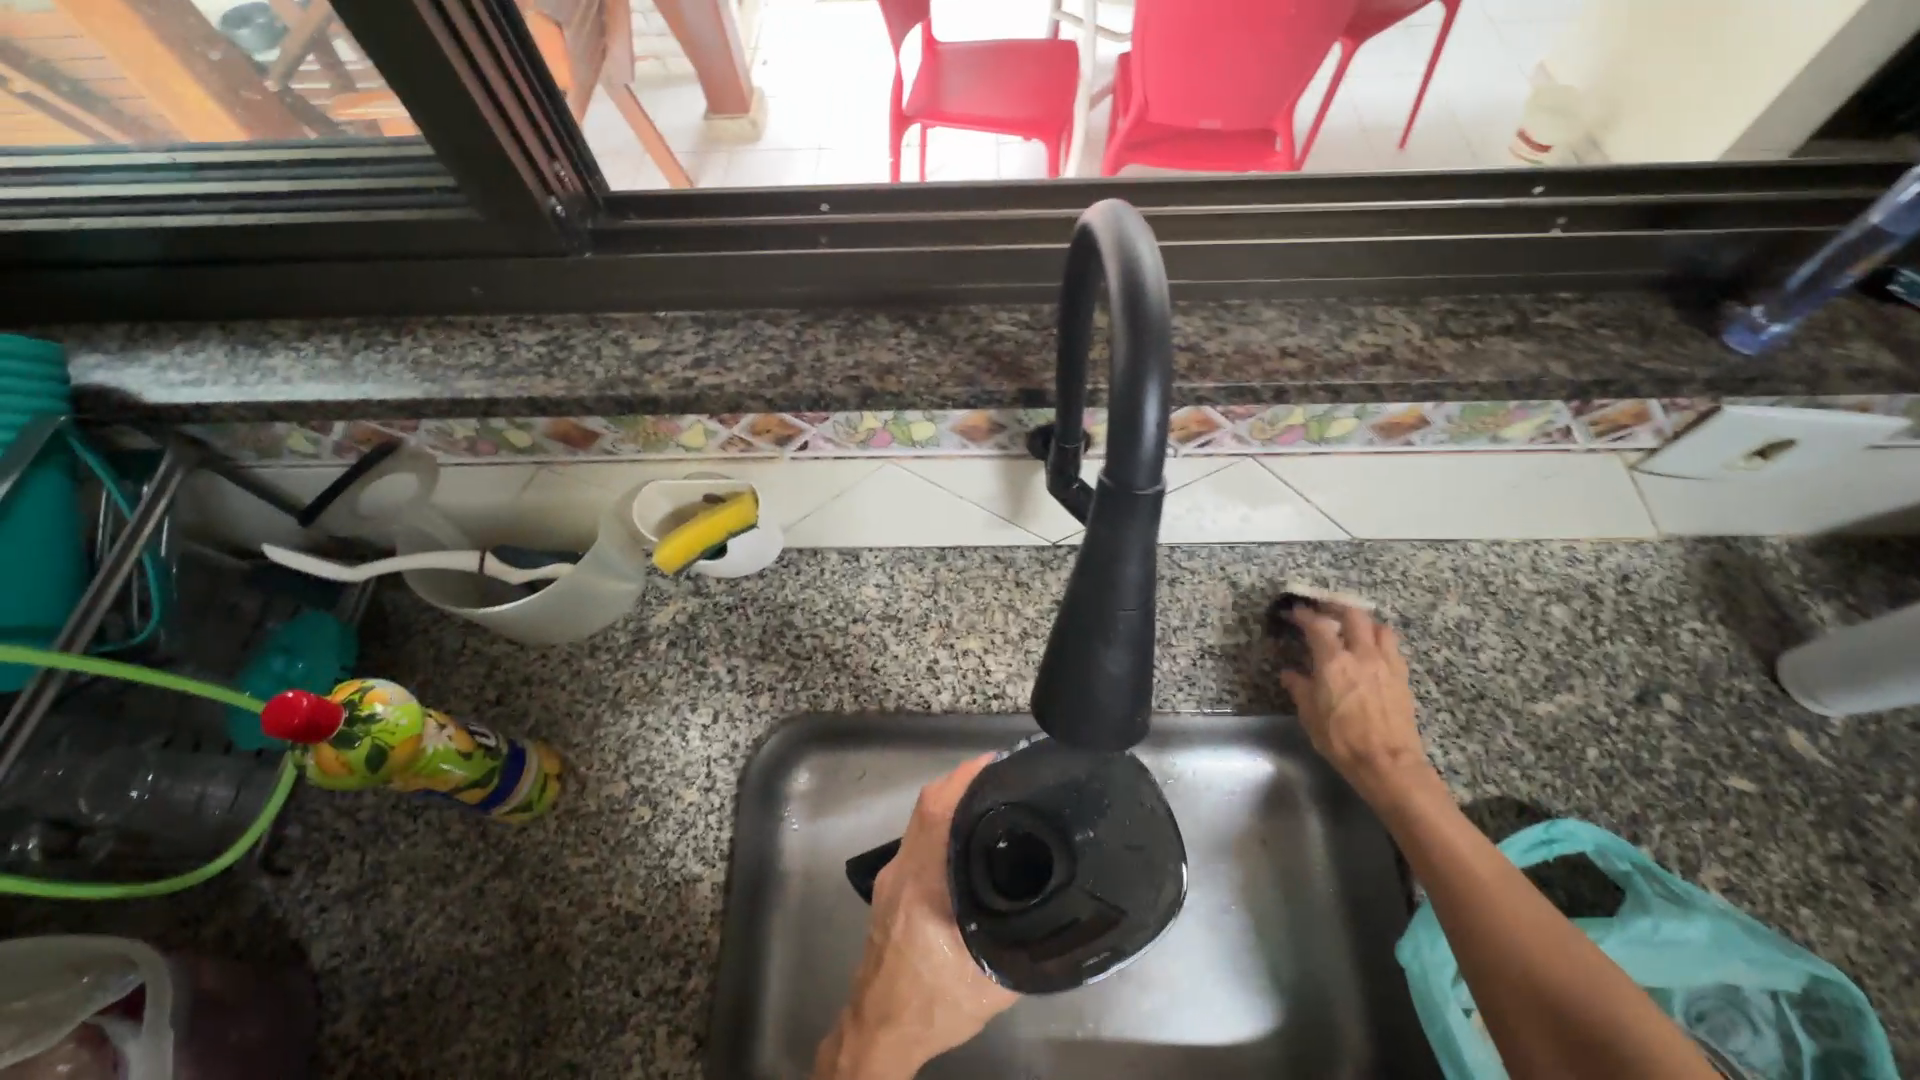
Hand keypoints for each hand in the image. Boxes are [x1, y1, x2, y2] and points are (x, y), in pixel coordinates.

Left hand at [814, 754, 1018, 1079]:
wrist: (881, 1031)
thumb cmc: (933, 1006)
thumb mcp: (992, 978)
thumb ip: (1025, 940)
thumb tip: (1063, 914)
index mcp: (923, 886)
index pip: (936, 811)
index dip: (964, 779)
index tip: (997, 764)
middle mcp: (902, 873)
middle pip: (928, 807)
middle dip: (965, 783)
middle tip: (1006, 778)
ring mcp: (893, 879)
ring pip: (921, 822)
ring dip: (953, 804)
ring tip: (995, 801)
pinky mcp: (892, 890)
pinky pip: (919, 841)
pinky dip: (943, 827)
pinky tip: (971, 840)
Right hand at [1278, 604, 1439, 809]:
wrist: (1387, 762)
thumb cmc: (1341, 740)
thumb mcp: (1310, 715)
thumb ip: (1300, 688)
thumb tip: (1290, 674)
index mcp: (1334, 662)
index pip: (1317, 625)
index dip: (1304, 614)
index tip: (1295, 611)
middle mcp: (1362, 655)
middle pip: (1353, 615)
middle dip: (1337, 608)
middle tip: (1325, 611)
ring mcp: (1386, 663)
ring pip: (1379, 627)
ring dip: (1364, 623)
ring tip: (1353, 629)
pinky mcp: (1402, 676)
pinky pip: (1392, 647)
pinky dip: (1380, 641)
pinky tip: (1372, 652)